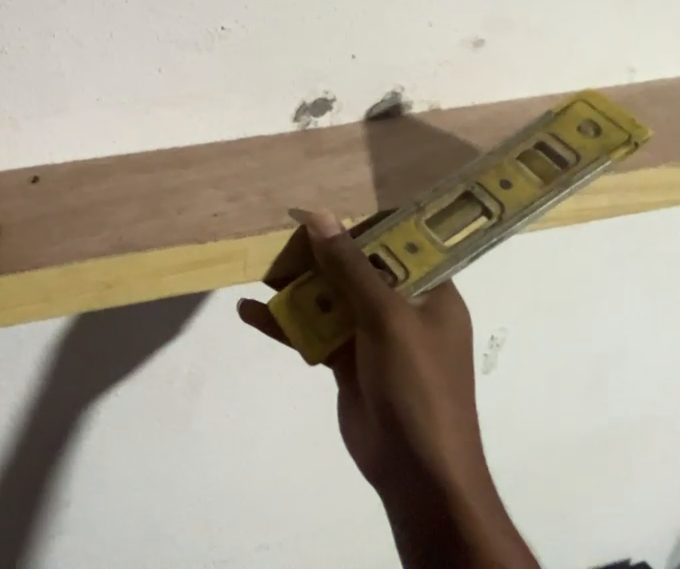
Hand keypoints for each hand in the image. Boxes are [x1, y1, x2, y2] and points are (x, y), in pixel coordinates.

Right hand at [238, 208, 485, 499]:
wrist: (417, 471)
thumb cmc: (417, 385)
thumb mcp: (386, 318)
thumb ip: (350, 267)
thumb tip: (319, 215)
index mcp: (430, 294)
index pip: (398, 245)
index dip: (362, 224)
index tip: (322, 208)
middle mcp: (402, 309)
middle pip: (355, 269)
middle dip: (317, 255)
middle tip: (278, 237)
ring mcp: (372, 337)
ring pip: (329, 299)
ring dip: (296, 287)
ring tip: (259, 272)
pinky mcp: (346, 361)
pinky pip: (312, 331)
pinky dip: (284, 323)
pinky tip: (249, 312)